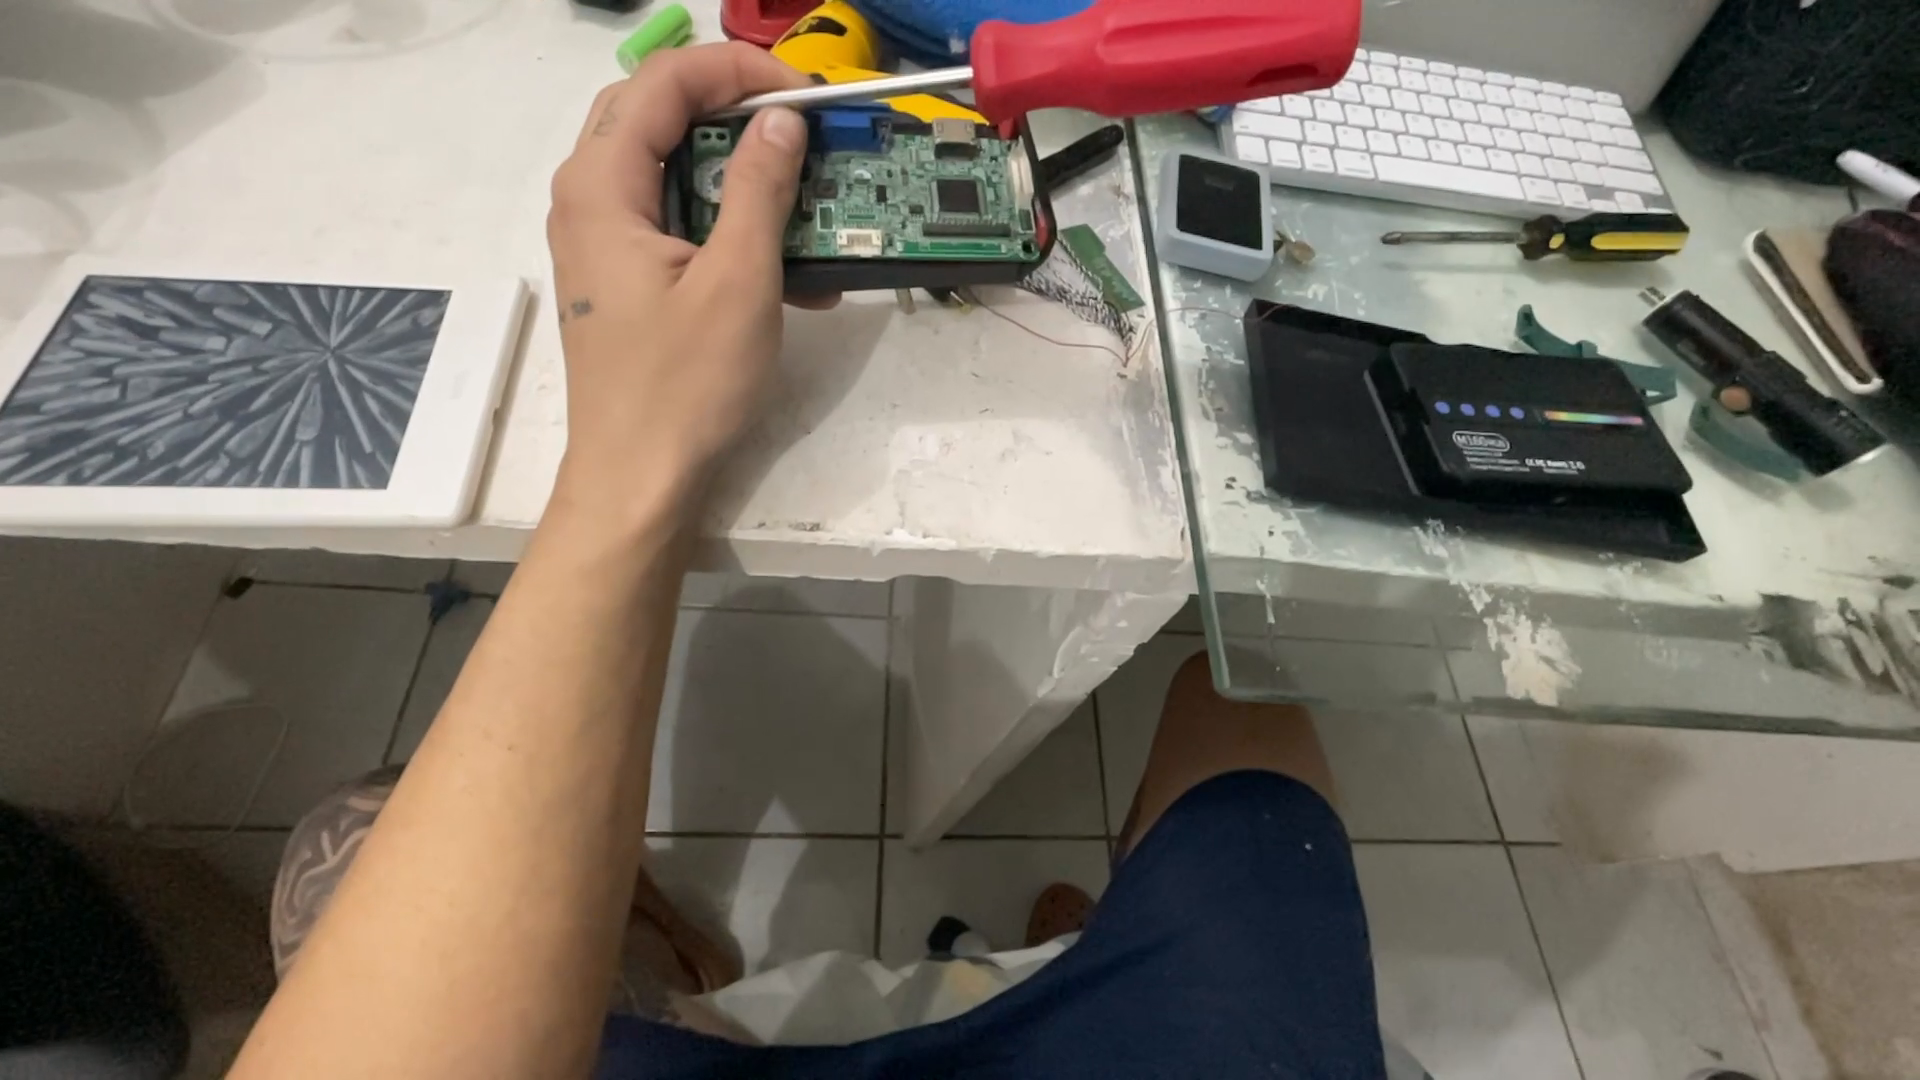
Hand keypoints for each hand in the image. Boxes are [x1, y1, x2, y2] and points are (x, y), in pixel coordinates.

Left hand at [544, 44, 814, 534]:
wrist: (640, 478)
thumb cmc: (686, 385)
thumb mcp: (739, 283)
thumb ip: (761, 191)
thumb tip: (782, 123)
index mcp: (601, 186)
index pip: (662, 84)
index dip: (737, 73)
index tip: (805, 98)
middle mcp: (588, 201)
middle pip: (658, 118)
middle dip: (736, 116)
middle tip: (801, 133)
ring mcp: (603, 245)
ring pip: (673, 176)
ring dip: (741, 182)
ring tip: (805, 202)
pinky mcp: (625, 283)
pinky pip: (678, 230)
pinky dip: (730, 235)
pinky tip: (791, 273)